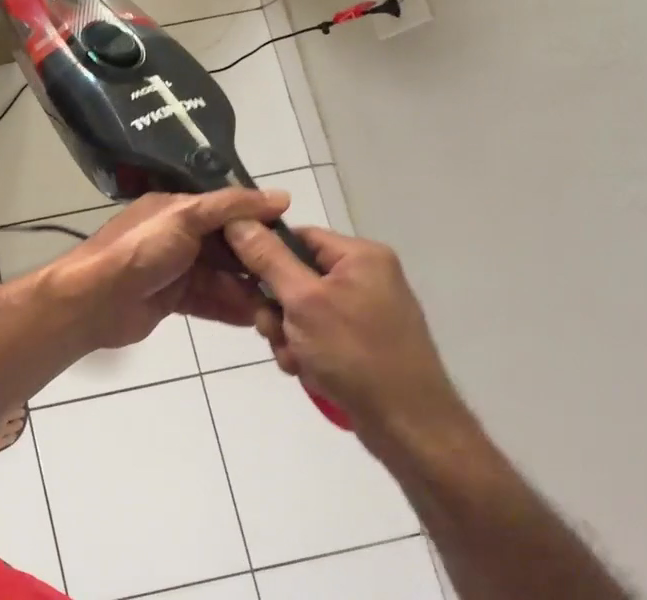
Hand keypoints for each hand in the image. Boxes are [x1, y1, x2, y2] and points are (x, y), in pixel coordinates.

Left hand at [45, 188, 289, 349]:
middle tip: (294, 280)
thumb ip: (231, 206)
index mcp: (176, 208)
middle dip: (257, 262)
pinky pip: (209, 301)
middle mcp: (176, 235)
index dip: (259, 225)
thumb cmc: (139, 250)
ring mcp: (174, 269)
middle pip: (226, 247)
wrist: (94, 299)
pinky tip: (258, 320)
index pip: (226, 212)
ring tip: (282, 305)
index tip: (296, 242)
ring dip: (248, 290)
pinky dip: (231, 309)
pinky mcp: (171, 299)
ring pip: (221, 277)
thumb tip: (281, 196)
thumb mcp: (185, 216)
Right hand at [225, 222, 471, 452]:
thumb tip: (236, 218)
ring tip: (296, 359)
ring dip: (285, 334)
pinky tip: (307, 370)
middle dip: (275, 308)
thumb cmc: (357, 354)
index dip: (264, 256)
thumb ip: (267, 258)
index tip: (245, 283)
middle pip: (292, 274)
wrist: (410, 428)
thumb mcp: (304, 301)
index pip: (294, 236)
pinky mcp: (360, 341)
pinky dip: (303, 350)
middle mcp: (364, 276)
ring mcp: (364, 311)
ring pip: (298, 309)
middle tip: (275, 331)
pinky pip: (315, 332)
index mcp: (360, 256)